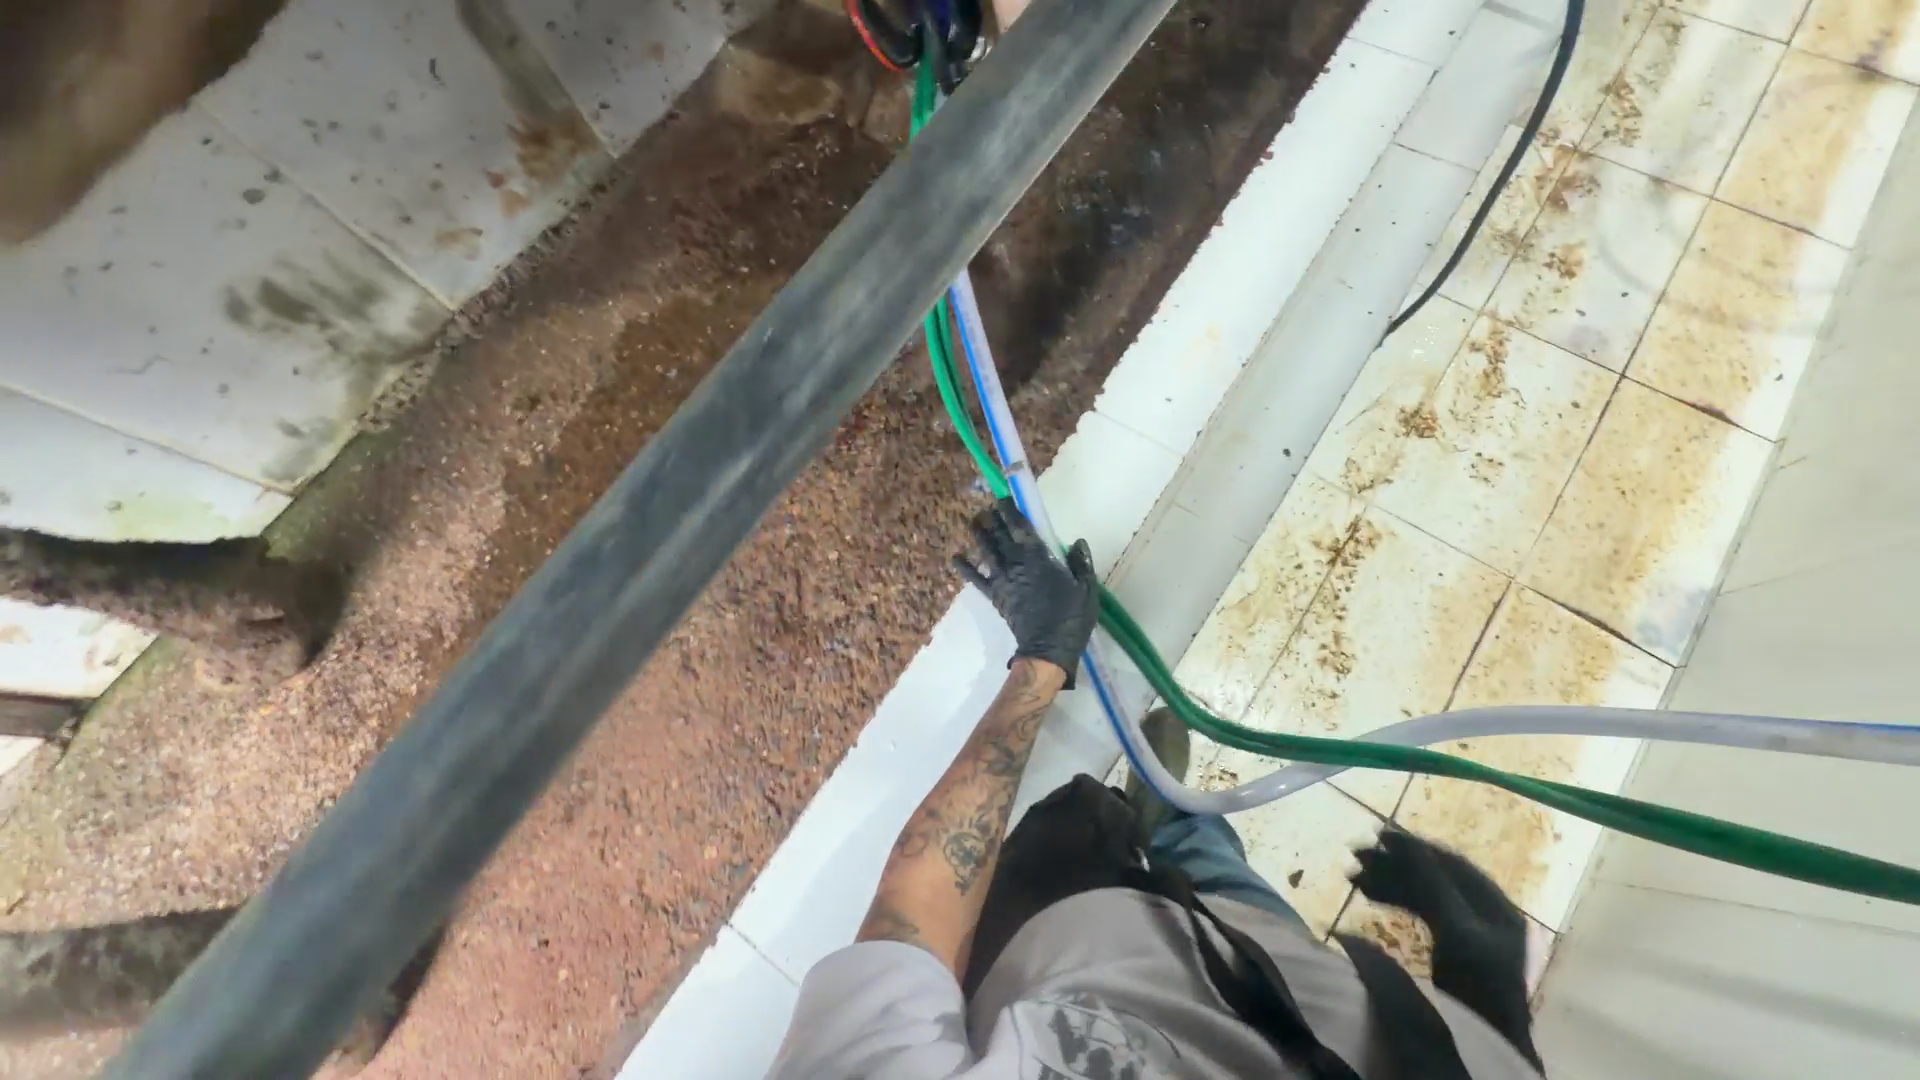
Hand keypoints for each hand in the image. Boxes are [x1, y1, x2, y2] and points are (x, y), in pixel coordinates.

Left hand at [952, 499, 1098, 686]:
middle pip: (1001, 536)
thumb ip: (1080, 563)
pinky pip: (977, 579)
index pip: (1021, 528)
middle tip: (987, 506)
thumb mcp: (1086, 589)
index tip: (1004, 499)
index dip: (1011, 511)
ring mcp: (1002, 580)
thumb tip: (1077, 541)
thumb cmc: (1071, 618)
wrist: (1048, 649)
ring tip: (972, 521)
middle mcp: (1017, 564)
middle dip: (994, 519)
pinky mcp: (995, 596)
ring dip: (979, 535)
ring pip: (987, 551)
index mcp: (1039, 558)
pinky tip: (956, 557)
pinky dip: (966, 567)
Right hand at [1351, 826, 1541, 1068]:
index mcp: (1496, 905)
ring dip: (1387, 880)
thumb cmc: (1475, 985)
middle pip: (1435, 877)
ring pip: (1423, 893)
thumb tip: (1402, 840)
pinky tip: (1368, 895)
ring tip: (1352, 877)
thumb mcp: (1454, 928)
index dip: (1414, 846)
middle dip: (1394, 865)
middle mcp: (1485, 913)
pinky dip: (1393, 899)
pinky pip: (1419, 911)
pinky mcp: (1450, 947)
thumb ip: (1431, 883)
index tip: (1376, 834)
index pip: (1451, 862)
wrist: (1482, 1043)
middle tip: (1354, 856)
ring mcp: (1469, 932)